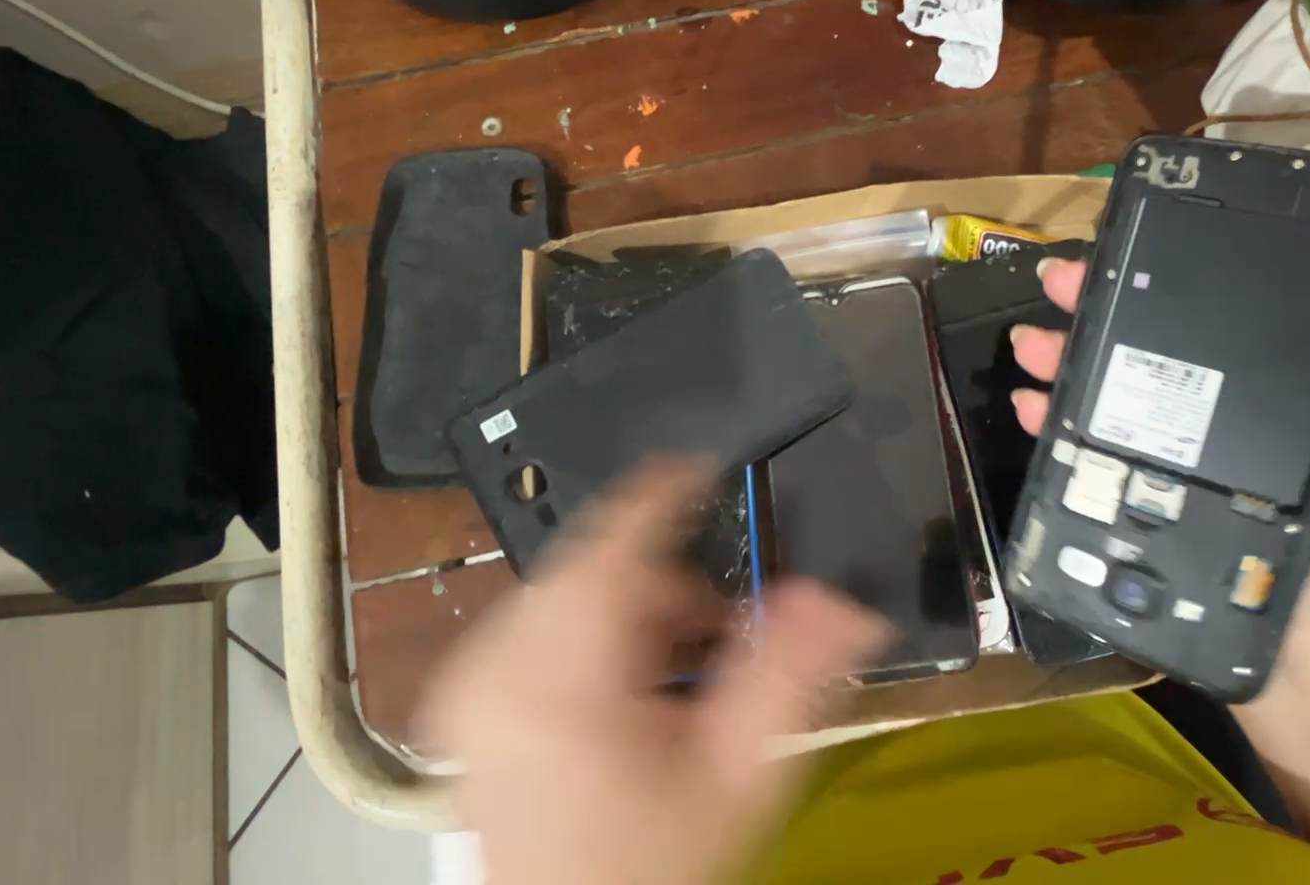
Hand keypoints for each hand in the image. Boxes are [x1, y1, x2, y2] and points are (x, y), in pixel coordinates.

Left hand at [419, 459, 889, 884]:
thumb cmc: (651, 865)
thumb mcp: (736, 776)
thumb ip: (789, 677)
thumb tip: (842, 600)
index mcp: (555, 676)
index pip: (610, 544)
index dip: (663, 492)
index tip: (706, 465)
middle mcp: (495, 663)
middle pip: (595, 565)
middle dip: (664, 582)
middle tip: (715, 634)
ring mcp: (471, 679)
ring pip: (570, 588)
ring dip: (633, 606)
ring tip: (675, 669)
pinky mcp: (468, 694)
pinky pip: (542, 618)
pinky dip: (595, 628)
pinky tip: (628, 683)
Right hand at [1007, 258, 1309, 640]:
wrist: (1292, 645)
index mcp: (1267, 383)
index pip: (1220, 313)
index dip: (1177, 272)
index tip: (1137, 246)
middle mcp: (1205, 401)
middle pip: (1145, 337)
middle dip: (1096, 300)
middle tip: (1060, 282)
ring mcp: (1159, 442)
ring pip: (1103, 381)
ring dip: (1061, 352)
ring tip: (1032, 344)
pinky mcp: (1125, 484)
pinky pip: (1081, 441)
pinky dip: (1049, 417)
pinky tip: (1029, 406)